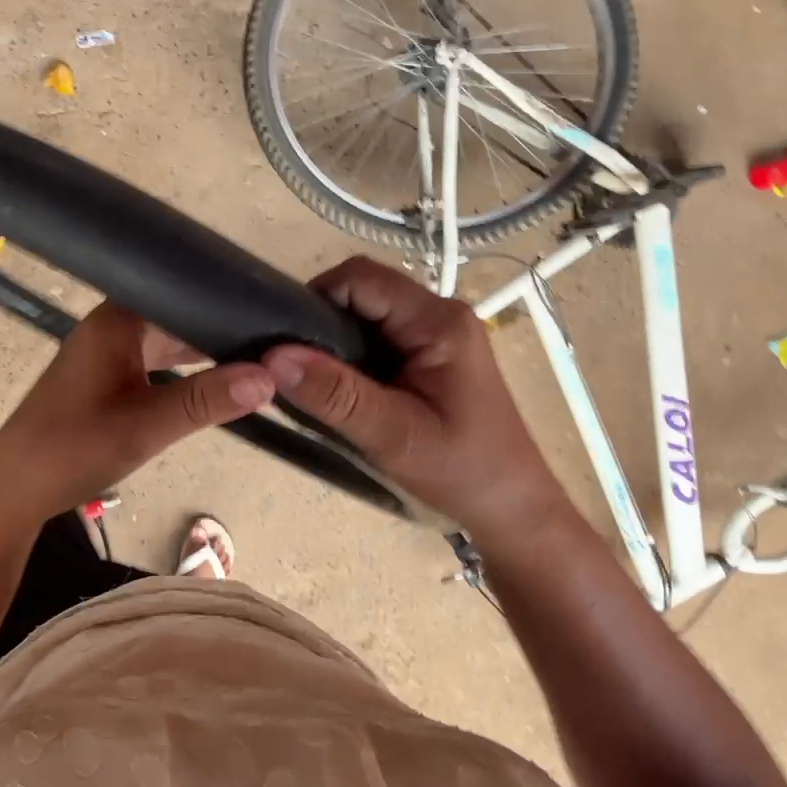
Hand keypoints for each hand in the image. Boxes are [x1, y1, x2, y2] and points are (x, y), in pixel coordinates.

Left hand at [0, 302, 275, 519]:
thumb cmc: (74, 449)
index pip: (184, 294)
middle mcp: (111, 324)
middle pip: (178, 314)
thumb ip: (206, 399)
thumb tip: (270, 376)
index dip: (229, 304)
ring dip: (204, 350)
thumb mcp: (147, 426)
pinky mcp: (104, 373)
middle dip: (223, 328)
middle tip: (279, 340)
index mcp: (118, 321)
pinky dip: (183, 367)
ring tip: (260, 356)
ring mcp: (106, 349)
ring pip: (167, 339)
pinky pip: (154, 358)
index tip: (276, 316)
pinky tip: (214, 378)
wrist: (14, 486)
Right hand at [260, 256, 565, 536]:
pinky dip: (350, 354)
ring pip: (367, 313)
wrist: (512, 507)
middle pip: (362, 290)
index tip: (286, 342)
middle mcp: (440, 314)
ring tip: (312, 380)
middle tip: (295, 367)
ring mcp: (437, 332)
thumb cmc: (462, 471)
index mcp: (438, 322)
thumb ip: (334, 394)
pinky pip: (378, 335)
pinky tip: (338, 387)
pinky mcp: (430, 354)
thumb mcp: (392, 435)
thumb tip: (273, 357)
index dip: (316, 298)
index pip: (361, 278)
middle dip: (321, 320)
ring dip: (334, 339)